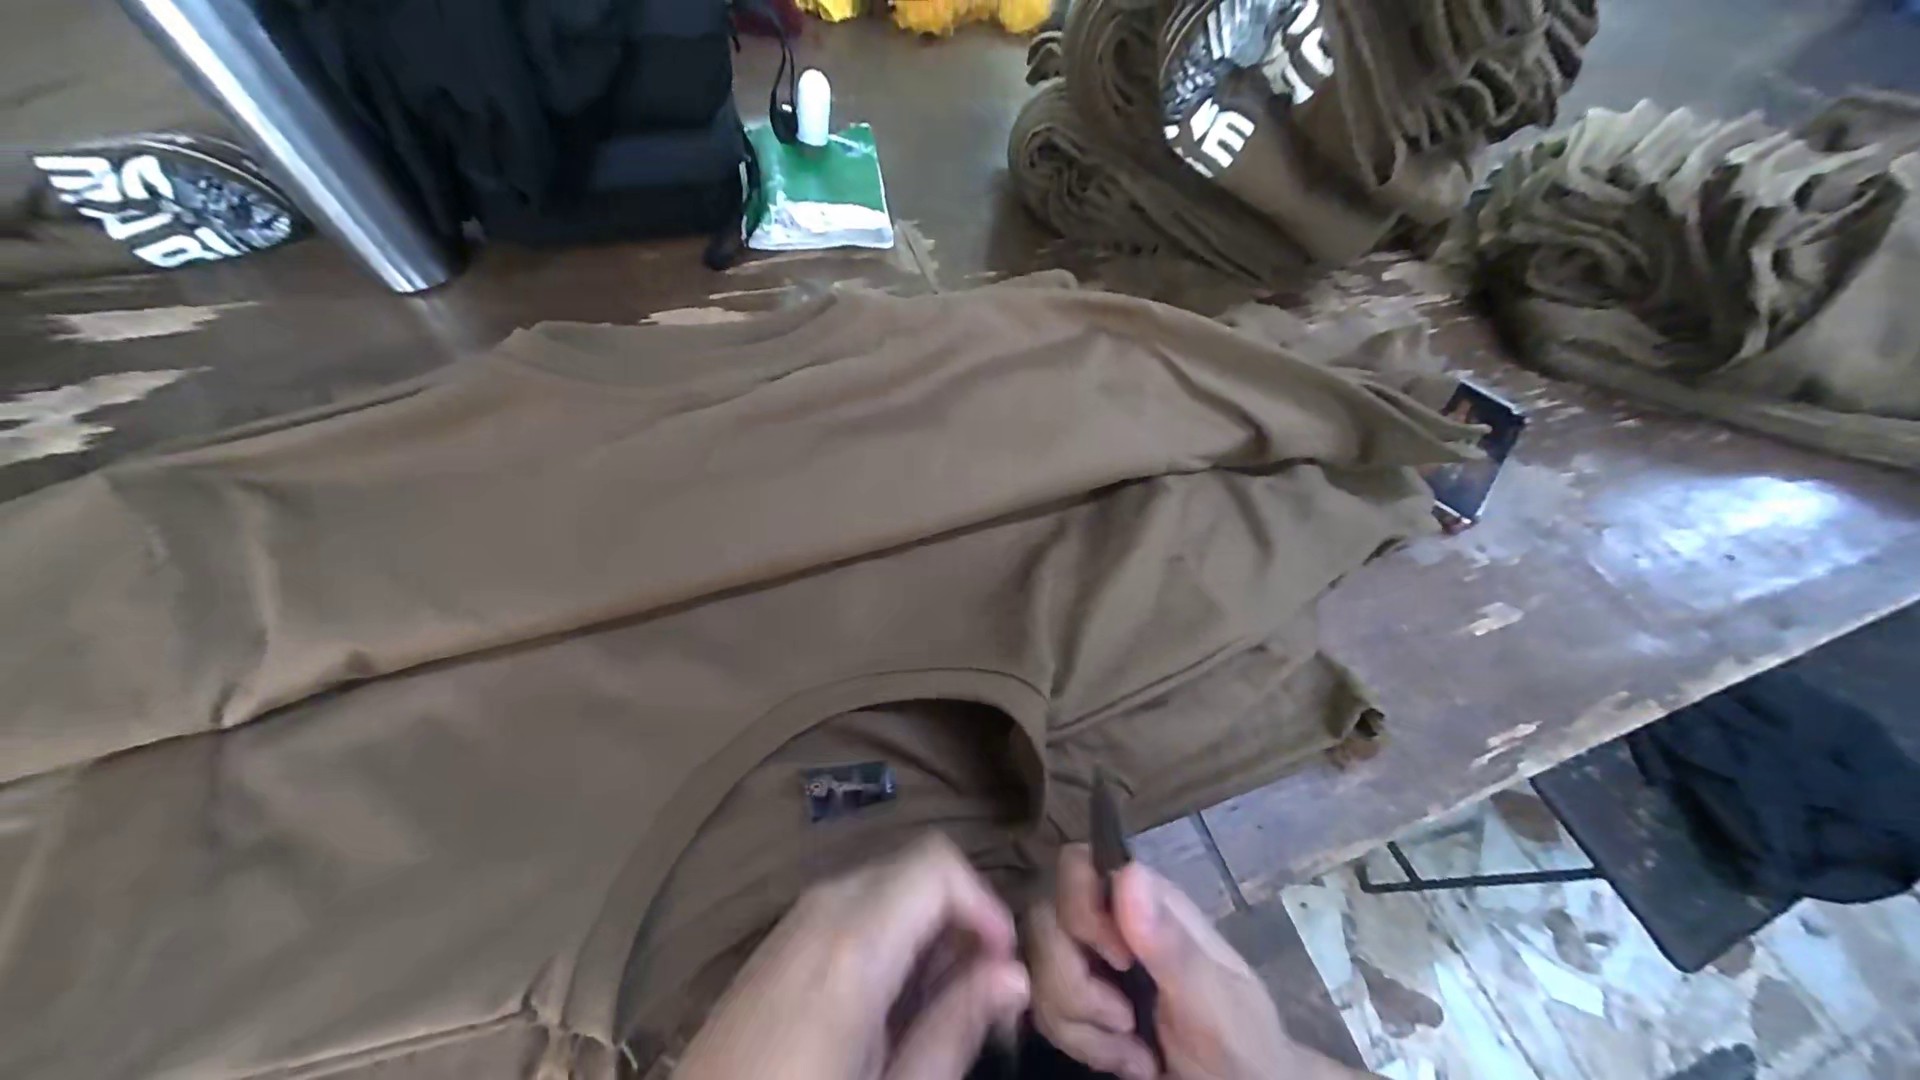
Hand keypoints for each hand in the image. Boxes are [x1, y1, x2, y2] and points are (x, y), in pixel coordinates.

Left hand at [674, 834, 1030, 1079]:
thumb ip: (955, 1028)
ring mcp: (796, 916)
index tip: (1003, 963)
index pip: (938, 863)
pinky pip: (854, 904)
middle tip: (979, 989)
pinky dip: (890, 930)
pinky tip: (888, 998)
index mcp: (854, 939)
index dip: (983, 901)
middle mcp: (825, 905)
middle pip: (915, 868)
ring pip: (888, 883)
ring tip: (937, 1001)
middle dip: (959, 915)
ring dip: (926, 924)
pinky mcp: (781, 935)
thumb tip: (1013, 976)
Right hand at [1028, 845, 1366, 1079]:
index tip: (1118, 961)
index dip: (1080, 908)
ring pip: (1036, 964)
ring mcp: (1088, 958)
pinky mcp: (1075, 999)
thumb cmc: (1243, 1047)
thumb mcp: (1219, 1005)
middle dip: (1072, 982)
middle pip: (1044, 918)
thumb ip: (1173, 945)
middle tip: (1125, 1020)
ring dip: (1076, 1020)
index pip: (1078, 865)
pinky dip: (1076, 1041)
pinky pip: (1039, 1005)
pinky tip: (1122, 1059)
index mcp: (1145, 900)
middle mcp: (1108, 919)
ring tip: (1132, 1050)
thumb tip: (1129, 873)